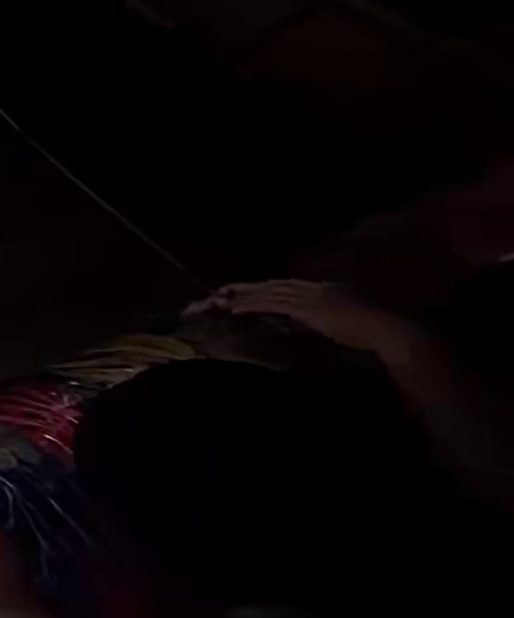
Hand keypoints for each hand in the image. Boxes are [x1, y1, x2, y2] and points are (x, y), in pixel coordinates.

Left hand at [187, 280, 423, 358]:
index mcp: (325, 289)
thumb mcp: (344, 318)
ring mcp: (312, 297)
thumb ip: (323, 315)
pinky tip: (235, 309)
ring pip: (268, 293)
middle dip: (246, 289)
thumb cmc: (378, 330)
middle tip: (221, 291)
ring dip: (243, 297)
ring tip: (220, 301)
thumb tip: (308, 319)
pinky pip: (272, 305)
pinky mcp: (309, 308)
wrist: (397, 332)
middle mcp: (316, 289)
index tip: (242, 290)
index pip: (285, 285)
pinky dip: (252, 305)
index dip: (262, 288)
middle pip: (272, 285)